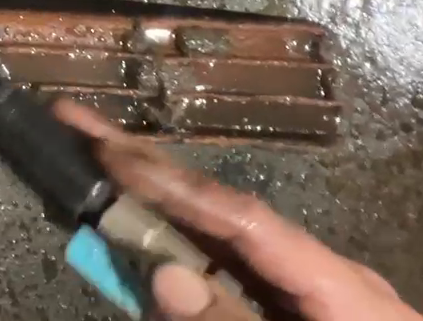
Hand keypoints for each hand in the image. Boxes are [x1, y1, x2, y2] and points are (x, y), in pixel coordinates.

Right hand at [55, 102, 422, 320]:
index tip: (105, 153)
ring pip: (213, 235)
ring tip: (87, 158)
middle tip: (74, 121)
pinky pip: (219, 269)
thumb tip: (161, 274)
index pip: (246, 220)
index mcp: (348, 291)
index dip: (172, 184)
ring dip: (147, 199)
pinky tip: (124, 231)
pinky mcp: (284, 309)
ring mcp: (303, 292)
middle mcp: (321, 275)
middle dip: (146, 164)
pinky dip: (168, 245)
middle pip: (222, 209)